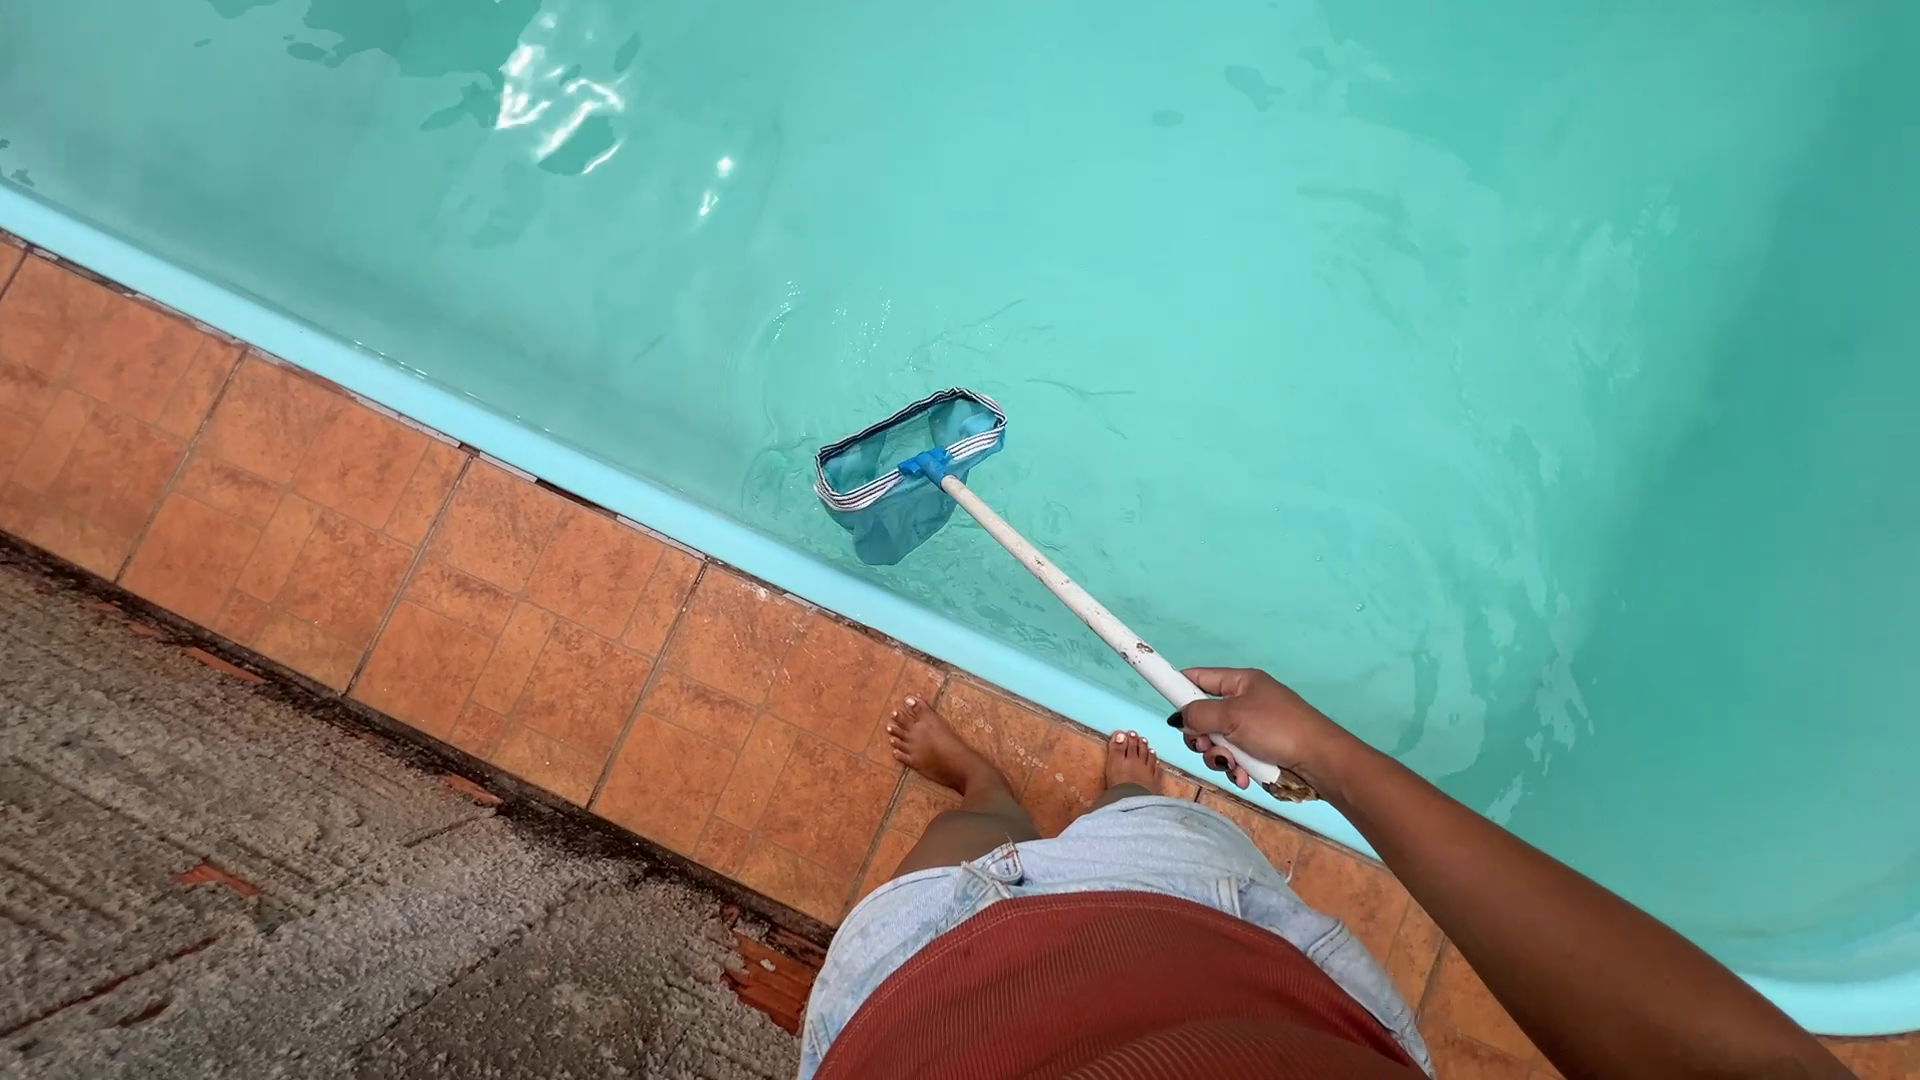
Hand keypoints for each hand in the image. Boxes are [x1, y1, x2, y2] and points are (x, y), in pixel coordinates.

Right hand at [1174, 668, 1354, 789]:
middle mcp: (1245, 703)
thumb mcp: (1233, 716)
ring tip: (1232, 764)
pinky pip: (1234, 758)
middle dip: (1202, 735)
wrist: (1323, 762)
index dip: (1179, 686)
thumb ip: (1199, 714)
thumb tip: (1180, 717)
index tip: (1163, 699)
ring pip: (1217, 741)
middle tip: (1207, 745)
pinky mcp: (1260, 752)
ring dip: (1219, 756)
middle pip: (1204, 716)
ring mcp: (1253, 729)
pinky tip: (1243, 776)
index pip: (1199, 677)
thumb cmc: (1278, 729)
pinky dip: (1234, 768)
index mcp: (1241, 683)